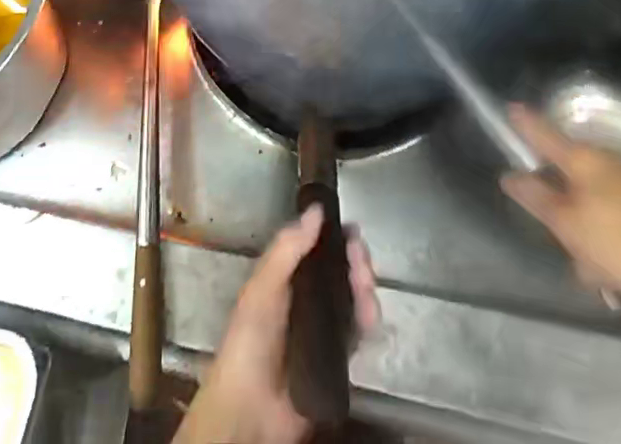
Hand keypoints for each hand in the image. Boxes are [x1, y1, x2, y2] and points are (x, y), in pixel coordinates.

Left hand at [174, 206, 380, 443]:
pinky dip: (367, 318)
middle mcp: (304, 299)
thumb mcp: (264, 287)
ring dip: (364, 287)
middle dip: (355, 261)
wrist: (252, 409)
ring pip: (352, 297)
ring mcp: (321, 327)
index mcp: (283, 278)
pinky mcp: (336, 355)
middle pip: (338, 271)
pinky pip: (358, 330)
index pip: (314, 248)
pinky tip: (370, 314)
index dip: (334, 237)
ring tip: (366, 287)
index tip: (352, 229)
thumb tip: (316, 211)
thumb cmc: (251, 340)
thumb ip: (288, 249)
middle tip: (362, 259)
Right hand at [500, 104, 620, 308]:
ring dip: (575, 219)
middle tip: (538, 210)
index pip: (544, 133)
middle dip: (550, 187)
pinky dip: (596, 232)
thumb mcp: (565, 223)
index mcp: (583, 159)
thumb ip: (535, 197)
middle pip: (565, 164)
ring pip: (585, 195)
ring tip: (577, 258)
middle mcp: (606, 162)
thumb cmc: (618, 242)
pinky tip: (600, 266)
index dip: (524, 122)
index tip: (509, 107)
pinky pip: (605, 213)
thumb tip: (510, 175)